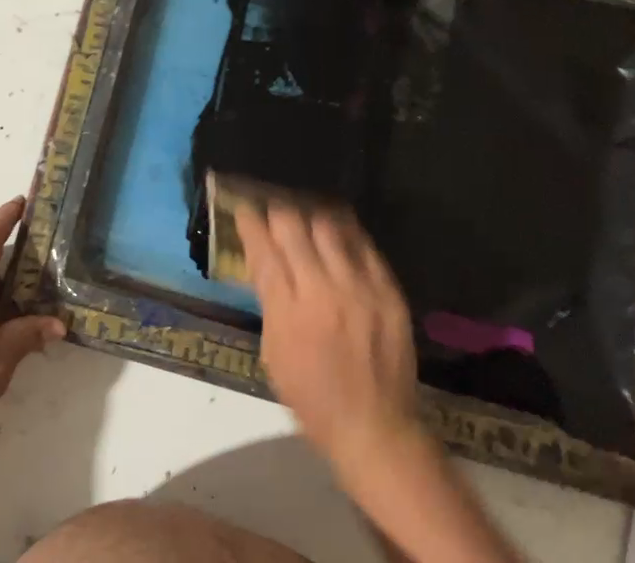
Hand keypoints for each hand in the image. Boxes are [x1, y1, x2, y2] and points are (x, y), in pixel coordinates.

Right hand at [236, 205, 419, 467]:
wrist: (374, 426)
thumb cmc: (312, 398)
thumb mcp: (273, 352)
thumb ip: (270, 303)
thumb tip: (265, 264)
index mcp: (288, 311)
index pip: (264, 251)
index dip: (250, 224)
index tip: (245, 209)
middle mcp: (323, 291)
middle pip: (295, 229)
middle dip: (278, 212)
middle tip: (273, 207)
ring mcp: (360, 289)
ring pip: (330, 229)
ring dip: (312, 216)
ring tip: (305, 212)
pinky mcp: (389, 292)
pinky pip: (365, 247)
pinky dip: (347, 234)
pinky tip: (339, 230)